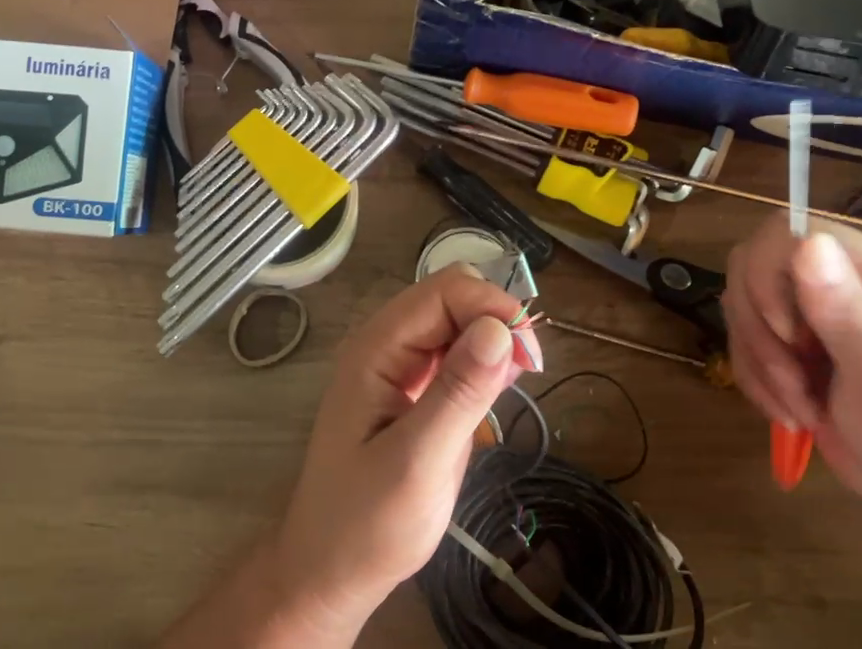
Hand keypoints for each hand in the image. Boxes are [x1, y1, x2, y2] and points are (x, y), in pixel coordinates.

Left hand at [271, 265, 542, 638]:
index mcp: (375, 350)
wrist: (330, 570)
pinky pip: (451, 355)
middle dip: (495, 318)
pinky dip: (480, 362)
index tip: (530, 356)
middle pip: (449, 298)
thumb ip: (458, 393)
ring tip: (518, 381)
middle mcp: (383, 346)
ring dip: (491, 339)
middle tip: (530, 370)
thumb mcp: (418, 461)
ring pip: (453, 323)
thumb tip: (499, 328)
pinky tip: (498, 389)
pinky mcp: (410, 391)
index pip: (442, 292)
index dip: (492, 307)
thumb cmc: (365, 524)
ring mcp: (395, 368)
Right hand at [724, 217, 861, 603]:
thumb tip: (807, 243)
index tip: (789, 337)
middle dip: (759, 328)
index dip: (771, 276)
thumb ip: (852, 318)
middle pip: (755, 265)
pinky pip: (745, 341)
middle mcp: (851, 285)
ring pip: (744, 305)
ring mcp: (821, 317)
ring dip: (758, 361)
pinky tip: (793, 413)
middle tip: (792, 381)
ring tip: (800, 409)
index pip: (794, 233)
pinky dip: (756, 379)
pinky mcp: (798, 349)